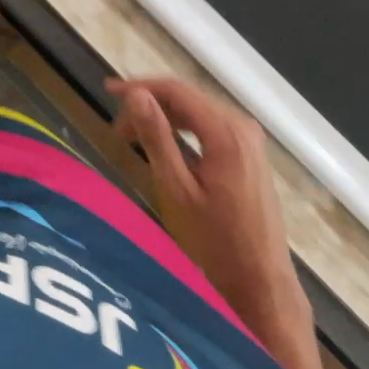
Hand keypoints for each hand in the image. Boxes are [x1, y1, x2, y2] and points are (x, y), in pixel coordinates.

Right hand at [108, 77, 321, 368]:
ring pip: (198, 112)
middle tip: (119, 129)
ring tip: (134, 137)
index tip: (107, 91)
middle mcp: (242, 127)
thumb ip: (156, 137)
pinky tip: (165, 146)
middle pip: (187, 98)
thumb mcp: (176, 189)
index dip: (139, 87)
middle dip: (150, 104)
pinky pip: (210, 127)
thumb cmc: (213, 240)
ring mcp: (250, 140)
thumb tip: (135, 95)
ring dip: (164, 117)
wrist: (260, 281)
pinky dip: (183, 130)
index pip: (176, 90)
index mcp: (225, 132)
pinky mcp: (250, 154)